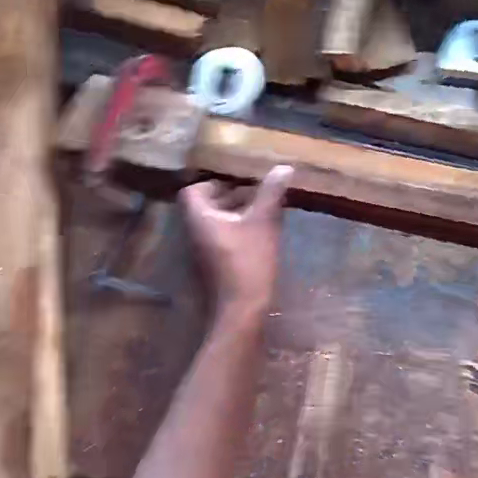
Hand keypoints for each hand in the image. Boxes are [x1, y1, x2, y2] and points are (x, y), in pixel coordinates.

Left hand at [179, 166, 292, 319]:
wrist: (241, 311)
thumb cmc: (248, 261)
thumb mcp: (263, 222)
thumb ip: (271, 193)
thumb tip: (284, 167)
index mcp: (199, 218)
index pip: (193, 191)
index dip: (214, 183)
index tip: (240, 182)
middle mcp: (194, 234)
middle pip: (205, 207)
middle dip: (230, 197)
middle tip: (258, 193)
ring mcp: (202, 253)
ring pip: (215, 225)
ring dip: (236, 216)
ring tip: (264, 212)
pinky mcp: (213, 268)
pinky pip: (221, 241)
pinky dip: (237, 234)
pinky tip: (261, 237)